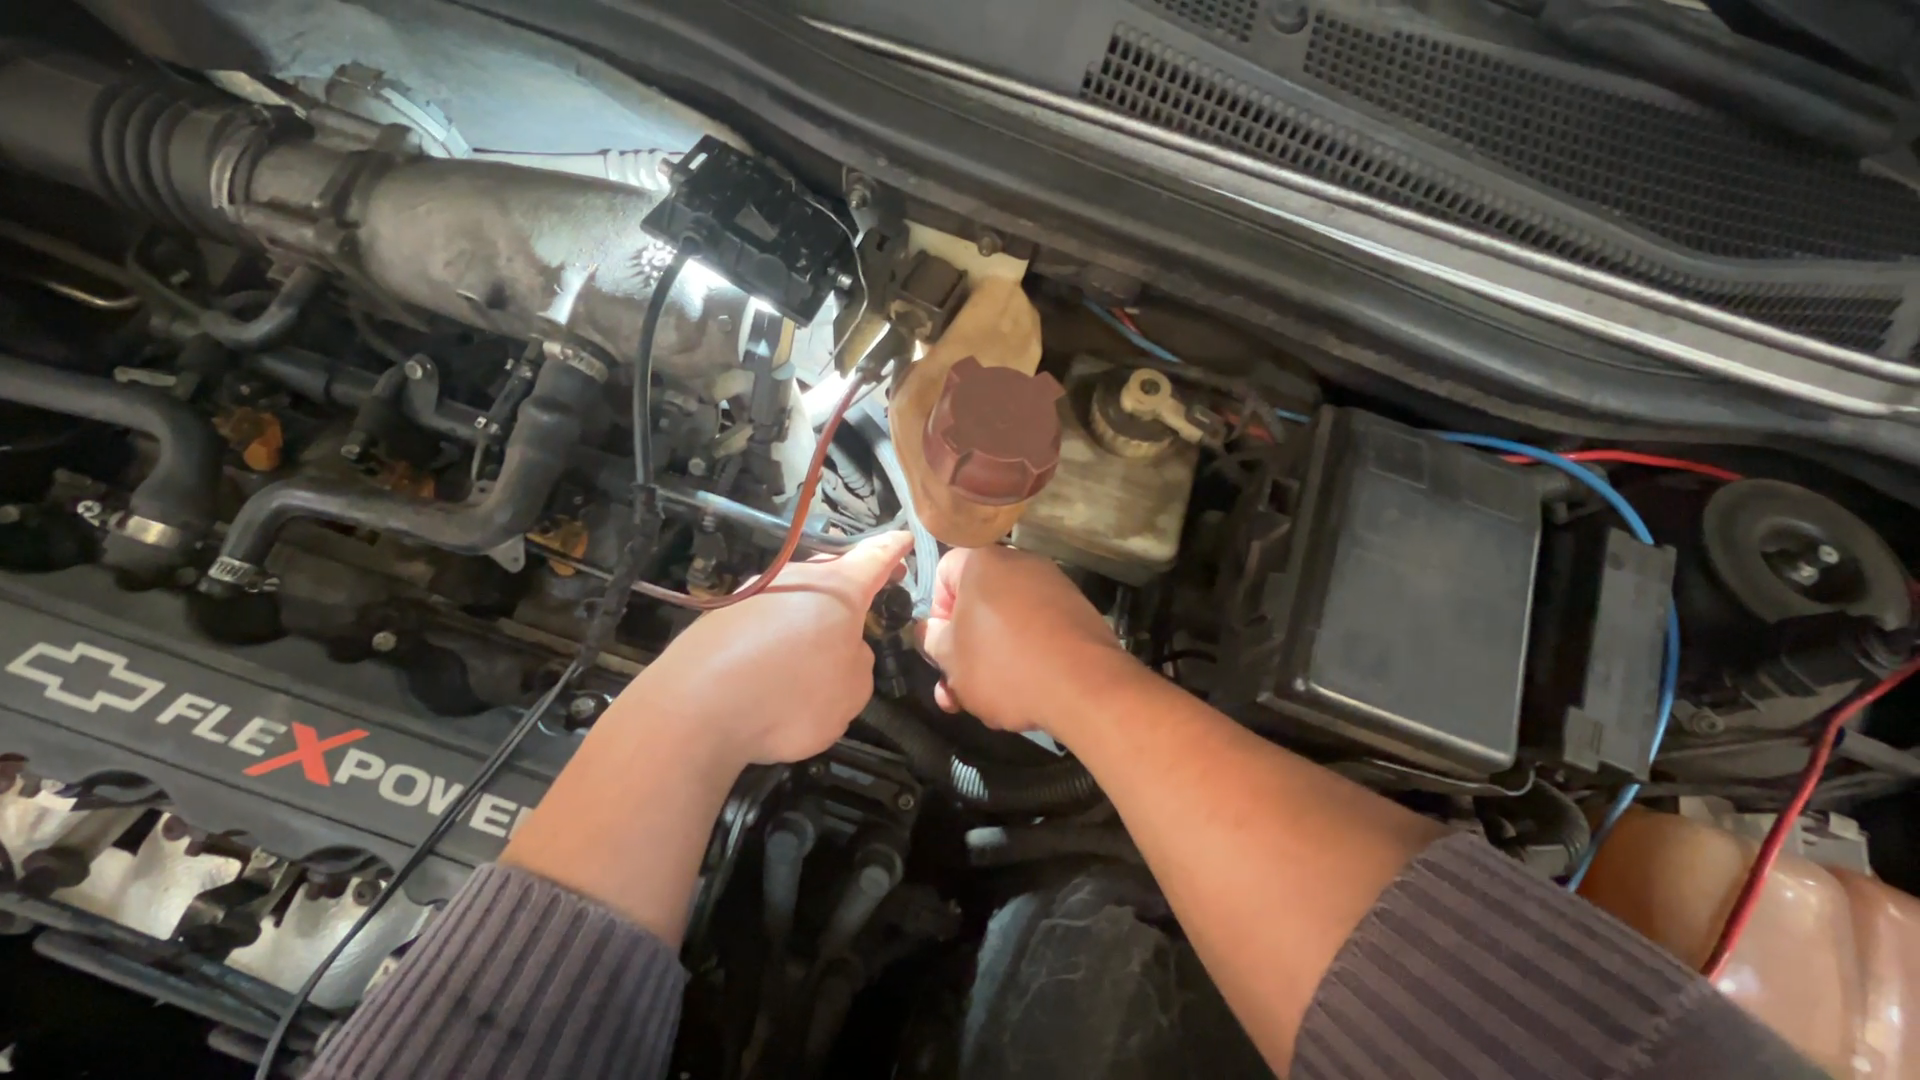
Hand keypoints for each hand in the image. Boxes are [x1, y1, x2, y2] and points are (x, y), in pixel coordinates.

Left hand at [605, 530, 913, 767]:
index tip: (904, 538)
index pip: (875, 558)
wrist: (695, 708)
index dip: (893, 550)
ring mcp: (752, 595)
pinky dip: (772, 641)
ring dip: (806, 618)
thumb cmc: (792, 695)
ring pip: (793, 599)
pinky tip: (769, 671)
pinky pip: (760, 624)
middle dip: (848, 586)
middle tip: (862, 606)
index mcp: (838, 589)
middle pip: (830, 574)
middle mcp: (795, 579)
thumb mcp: (853, 691)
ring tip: (811, 653)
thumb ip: (858, 663)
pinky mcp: (718, 619)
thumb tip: (840, 649)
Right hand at [917, 546, 1133, 734]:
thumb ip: (931, 639)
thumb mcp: (950, 659)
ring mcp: (1053, 587)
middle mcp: (1020, 563)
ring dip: (991, 660)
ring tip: (988, 703)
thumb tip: (931, 629)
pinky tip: (1022, 694)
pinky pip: (1037, 631)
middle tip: (957, 688)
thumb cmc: (1003, 665)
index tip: (942, 646)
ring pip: (1006, 623)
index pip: (942, 573)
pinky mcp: (1077, 613)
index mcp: (982, 560)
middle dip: (964, 648)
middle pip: (977, 603)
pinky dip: (1025, 657)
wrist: (1085, 686)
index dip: (936, 612)